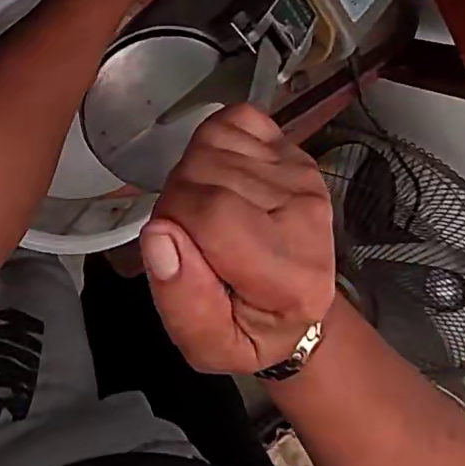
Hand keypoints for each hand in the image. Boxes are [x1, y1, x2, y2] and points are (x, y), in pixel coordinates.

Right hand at [139, 104, 335, 374]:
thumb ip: (183, 301)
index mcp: (292, 275)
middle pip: (208, 170)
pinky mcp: (295, 150)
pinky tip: (223, 177)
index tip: (173, 244)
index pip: (214, 212)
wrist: (299, 306)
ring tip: (205, 210)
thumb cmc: (251, 330)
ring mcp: (302, 174)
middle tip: (189, 235)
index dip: (174, 221)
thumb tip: (158, 234)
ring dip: (193, 172)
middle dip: (178, 199)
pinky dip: (215, 141)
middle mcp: (306, 213)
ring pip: (214, 142)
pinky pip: (235, 119)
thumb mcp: (210, 346)